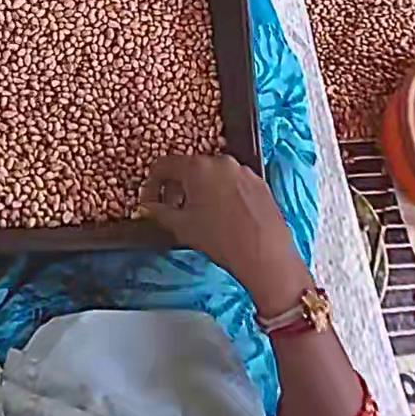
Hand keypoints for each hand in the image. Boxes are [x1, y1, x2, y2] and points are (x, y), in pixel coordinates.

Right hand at [140, 154, 310, 311]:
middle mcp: (220, 160)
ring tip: (200, 214)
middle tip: (174, 210)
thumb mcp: (181, 226)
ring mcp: (242, 169)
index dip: (152, 185)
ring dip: (200, 190)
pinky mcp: (259, 181)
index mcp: (197, 167)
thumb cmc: (219, 238)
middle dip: (177, 188)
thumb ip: (159, 211)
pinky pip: (231, 181)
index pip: (163, 166)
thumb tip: (148, 206)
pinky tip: (223, 215)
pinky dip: (221, 192)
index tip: (151, 203)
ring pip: (212, 174)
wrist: (266, 255)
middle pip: (189, 168)